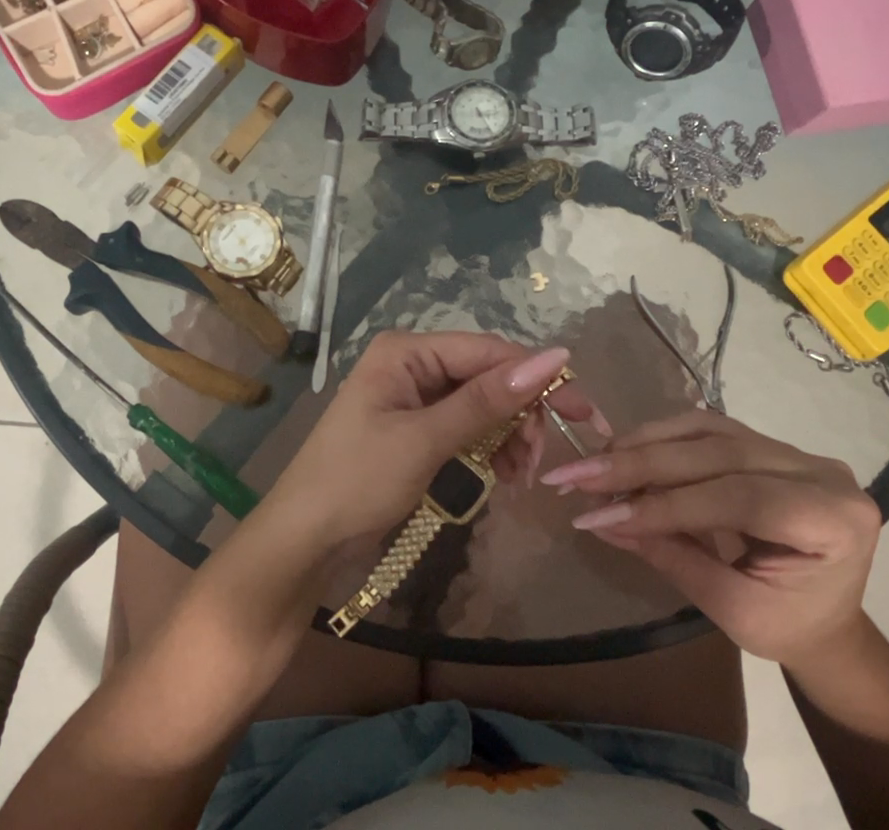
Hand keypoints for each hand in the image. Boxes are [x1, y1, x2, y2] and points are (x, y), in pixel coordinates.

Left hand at [264, 332, 602, 555]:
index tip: (582, 413)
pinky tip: (505, 476)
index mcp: (406, 351)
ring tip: (522, 476)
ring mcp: (414, 397)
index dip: (538, 377)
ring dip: (510, 436)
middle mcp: (412, 364)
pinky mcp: (417, 429)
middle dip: (522, 415)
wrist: (306, 537)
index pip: (489, 351)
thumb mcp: (425, 439)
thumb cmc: (357, 481)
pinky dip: (490, 449)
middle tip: (542, 459)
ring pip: (484, 405)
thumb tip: (555, 357)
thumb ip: (488, 400)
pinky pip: (467, 427)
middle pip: (489, 376)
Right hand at [542, 410, 879, 667]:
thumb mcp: (731, 607)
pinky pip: (708, 430)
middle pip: (719, 453)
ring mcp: (796, 453)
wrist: (823, 623)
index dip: (663, 503)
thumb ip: (671, 556)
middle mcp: (822, 473)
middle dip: (640, 464)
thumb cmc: (785, 626)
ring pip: (708, 431)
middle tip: (577, 476)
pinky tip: (623, 451)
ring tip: (593, 463)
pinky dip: (659, 438)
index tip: (596, 515)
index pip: (738, 497)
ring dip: (644, 443)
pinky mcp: (768, 446)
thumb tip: (600, 520)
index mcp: (834, 521)